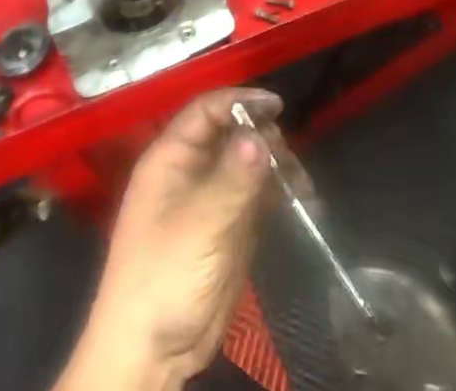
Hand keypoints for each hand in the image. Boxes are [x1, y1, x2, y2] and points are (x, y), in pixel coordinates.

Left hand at [59, 88, 283, 390]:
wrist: (153, 354)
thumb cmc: (164, 278)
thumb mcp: (200, 225)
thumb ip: (233, 178)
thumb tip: (262, 134)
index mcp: (170, 160)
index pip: (206, 111)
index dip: (239, 101)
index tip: (276, 107)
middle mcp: (192, 172)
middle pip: (233, 132)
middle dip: (264, 136)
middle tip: (286, 158)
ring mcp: (212, 198)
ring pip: (250, 161)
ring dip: (277, 164)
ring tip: (299, 184)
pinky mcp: (231, 224)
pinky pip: (260, 191)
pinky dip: (280, 190)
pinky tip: (303, 197)